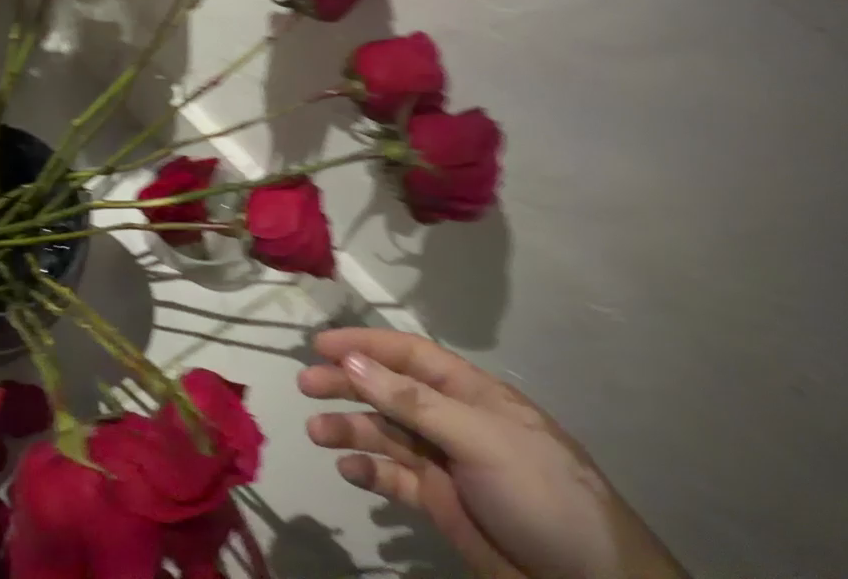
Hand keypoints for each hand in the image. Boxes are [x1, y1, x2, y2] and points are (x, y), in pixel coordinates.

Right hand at [300, 328, 687, 578]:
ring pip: (384, 433)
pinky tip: (350, 472)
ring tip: (317, 435)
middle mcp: (452, 421)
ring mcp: (445, 463)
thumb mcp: (481, 440)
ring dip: (349, 429)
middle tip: (305, 387)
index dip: (366, 345)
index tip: (320, 345)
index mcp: (471, 394)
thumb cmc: (542, 495)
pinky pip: (393, 478)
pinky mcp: (439, 503)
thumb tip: (353, 361)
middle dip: (347, 384)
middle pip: (388, 391)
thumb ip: (413, 402)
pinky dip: (368, 471)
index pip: (410, 355)